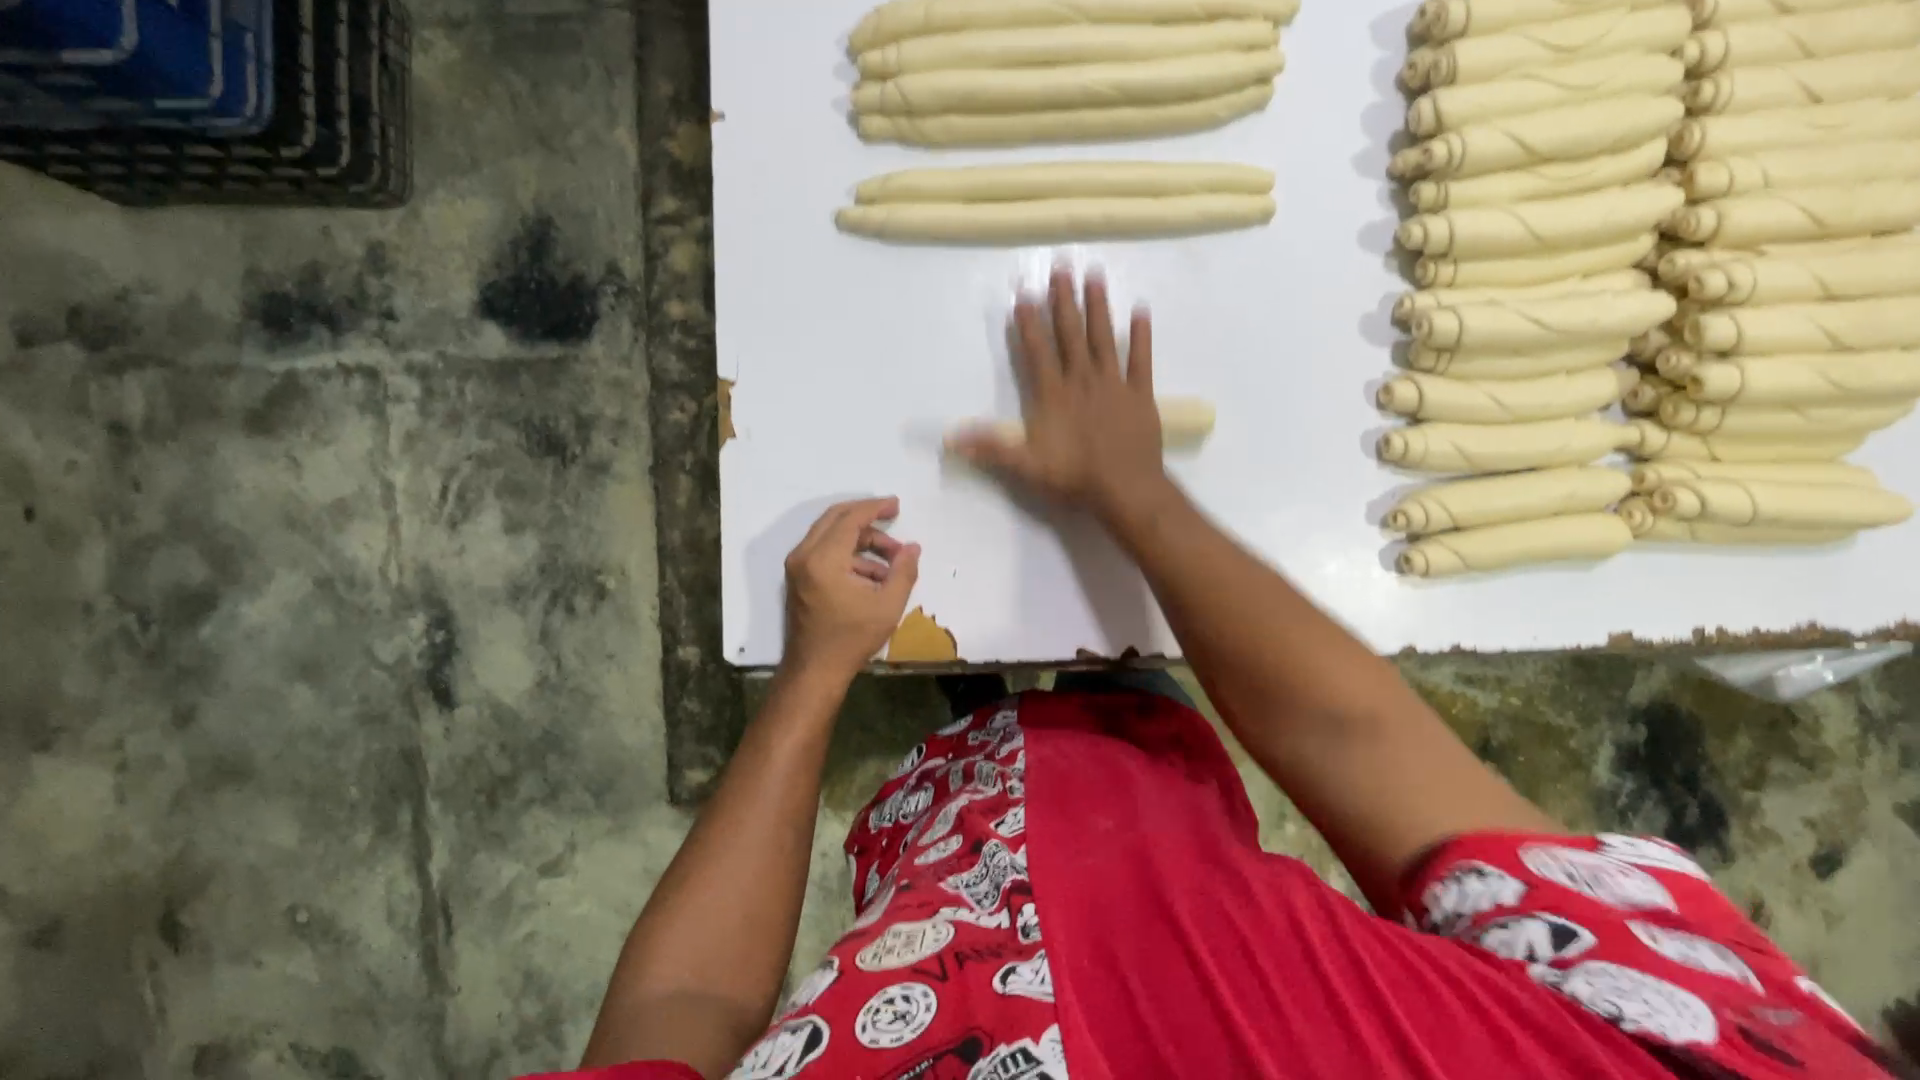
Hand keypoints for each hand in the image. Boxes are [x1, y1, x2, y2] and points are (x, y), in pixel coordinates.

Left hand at [782, 497, 921, 679]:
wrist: (815, 670)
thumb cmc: (852, 638)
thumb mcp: (888, 605)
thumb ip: (903, 571)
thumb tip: (912, 547)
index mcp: (823, 558)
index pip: (850, 518)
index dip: (875, 507)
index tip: (896, 505)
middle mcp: (804, 555)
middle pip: (835, 519)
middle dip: (866, 516)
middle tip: (892, 516)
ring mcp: (797, 567)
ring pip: (830, 535)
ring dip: (860, 540)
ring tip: (891, 560)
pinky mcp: (799, 578)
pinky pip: (824, 552)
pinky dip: (849, 554)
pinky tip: (874, 576)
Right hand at [951, 266, 1169, 522]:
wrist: (1126, 489)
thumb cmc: (1074, 478)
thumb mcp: (1025, 466)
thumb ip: (990, 447)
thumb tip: (951, 438)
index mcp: (1053, 395)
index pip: (1037, 351)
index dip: (1029, 323)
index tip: (1024, 294)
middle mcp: (1082, 380)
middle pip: (1071, 334)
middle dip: (1063, 300)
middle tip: (1061, 266)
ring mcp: (1114, 384)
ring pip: (1104, 338)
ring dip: (1098, 306)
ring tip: (1094, 274)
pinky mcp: (1140, 395)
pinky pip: (1141, 360)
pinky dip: (1141, 336)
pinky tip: (1140, 311)